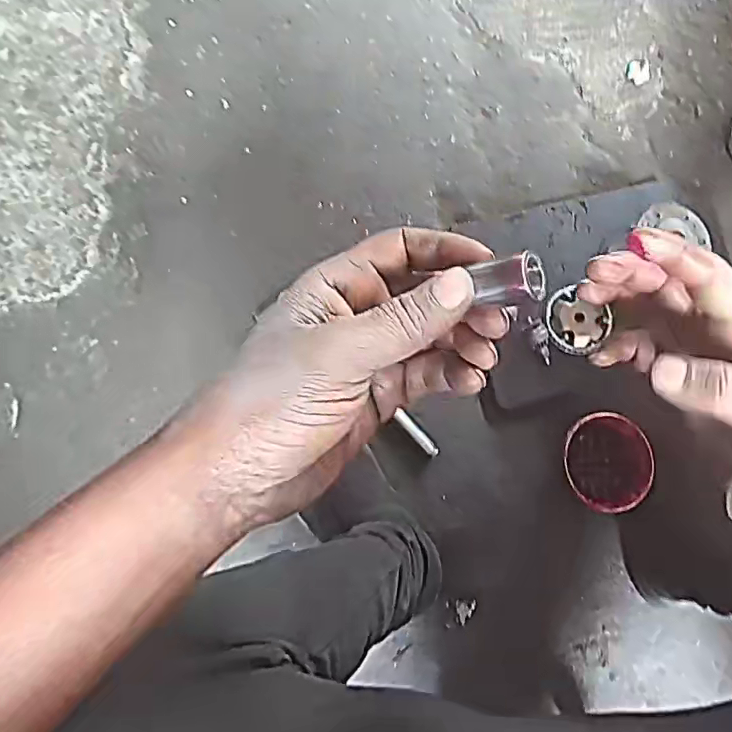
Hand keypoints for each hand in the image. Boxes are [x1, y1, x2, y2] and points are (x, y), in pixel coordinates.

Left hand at [172, 228, 508, 531]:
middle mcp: (355, 318)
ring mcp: (369, 358)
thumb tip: (459, 286)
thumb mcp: (342, 352)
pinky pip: (427, 375)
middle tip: (495, 319)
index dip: (446, 252)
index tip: (486, 264)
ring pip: (431, 337)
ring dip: (463, 343)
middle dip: (464, 305)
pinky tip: (466, 381)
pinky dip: (452, 375)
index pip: (401, 252)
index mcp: (335, 289)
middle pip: (424, 296)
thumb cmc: (261, 407)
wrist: (236, 480)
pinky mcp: (378, 395)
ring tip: (483, 355)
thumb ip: (406, 319)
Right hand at [577, 228, 731, 524]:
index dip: (672, 255)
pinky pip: (645, 350)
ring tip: (590, 300)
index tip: (637, 244)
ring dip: (621, 302)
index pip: (707, 278)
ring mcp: (700, 357)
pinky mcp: (685, 381)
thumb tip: (661, 369)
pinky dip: (620, 344)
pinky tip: (603, 351)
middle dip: (633, 273)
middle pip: (671, 288)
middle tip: (596, 273)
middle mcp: (720, 335)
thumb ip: (718, 390)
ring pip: (653, 312)